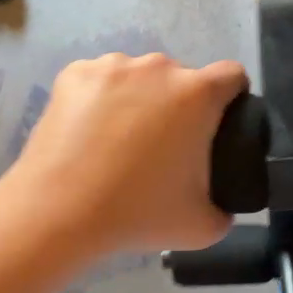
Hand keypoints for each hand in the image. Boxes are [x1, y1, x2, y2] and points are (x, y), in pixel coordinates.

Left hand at [4, 53, 247, 253]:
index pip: (232, 75)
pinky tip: (89, 133)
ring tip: (119, 142)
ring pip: (138, 76)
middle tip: (162, 148)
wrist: (59, 212)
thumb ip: (225, 211)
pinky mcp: (74, 73)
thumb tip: (222, 207)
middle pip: (181, 77)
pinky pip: (100, 80)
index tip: (218, 125)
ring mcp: (112, 66)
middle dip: (179, 104)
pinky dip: (99, 99)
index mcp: (197, 94)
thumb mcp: (203, 226)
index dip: (232, 97)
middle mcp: (158, 67)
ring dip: (139, 98)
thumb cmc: (138, 213)